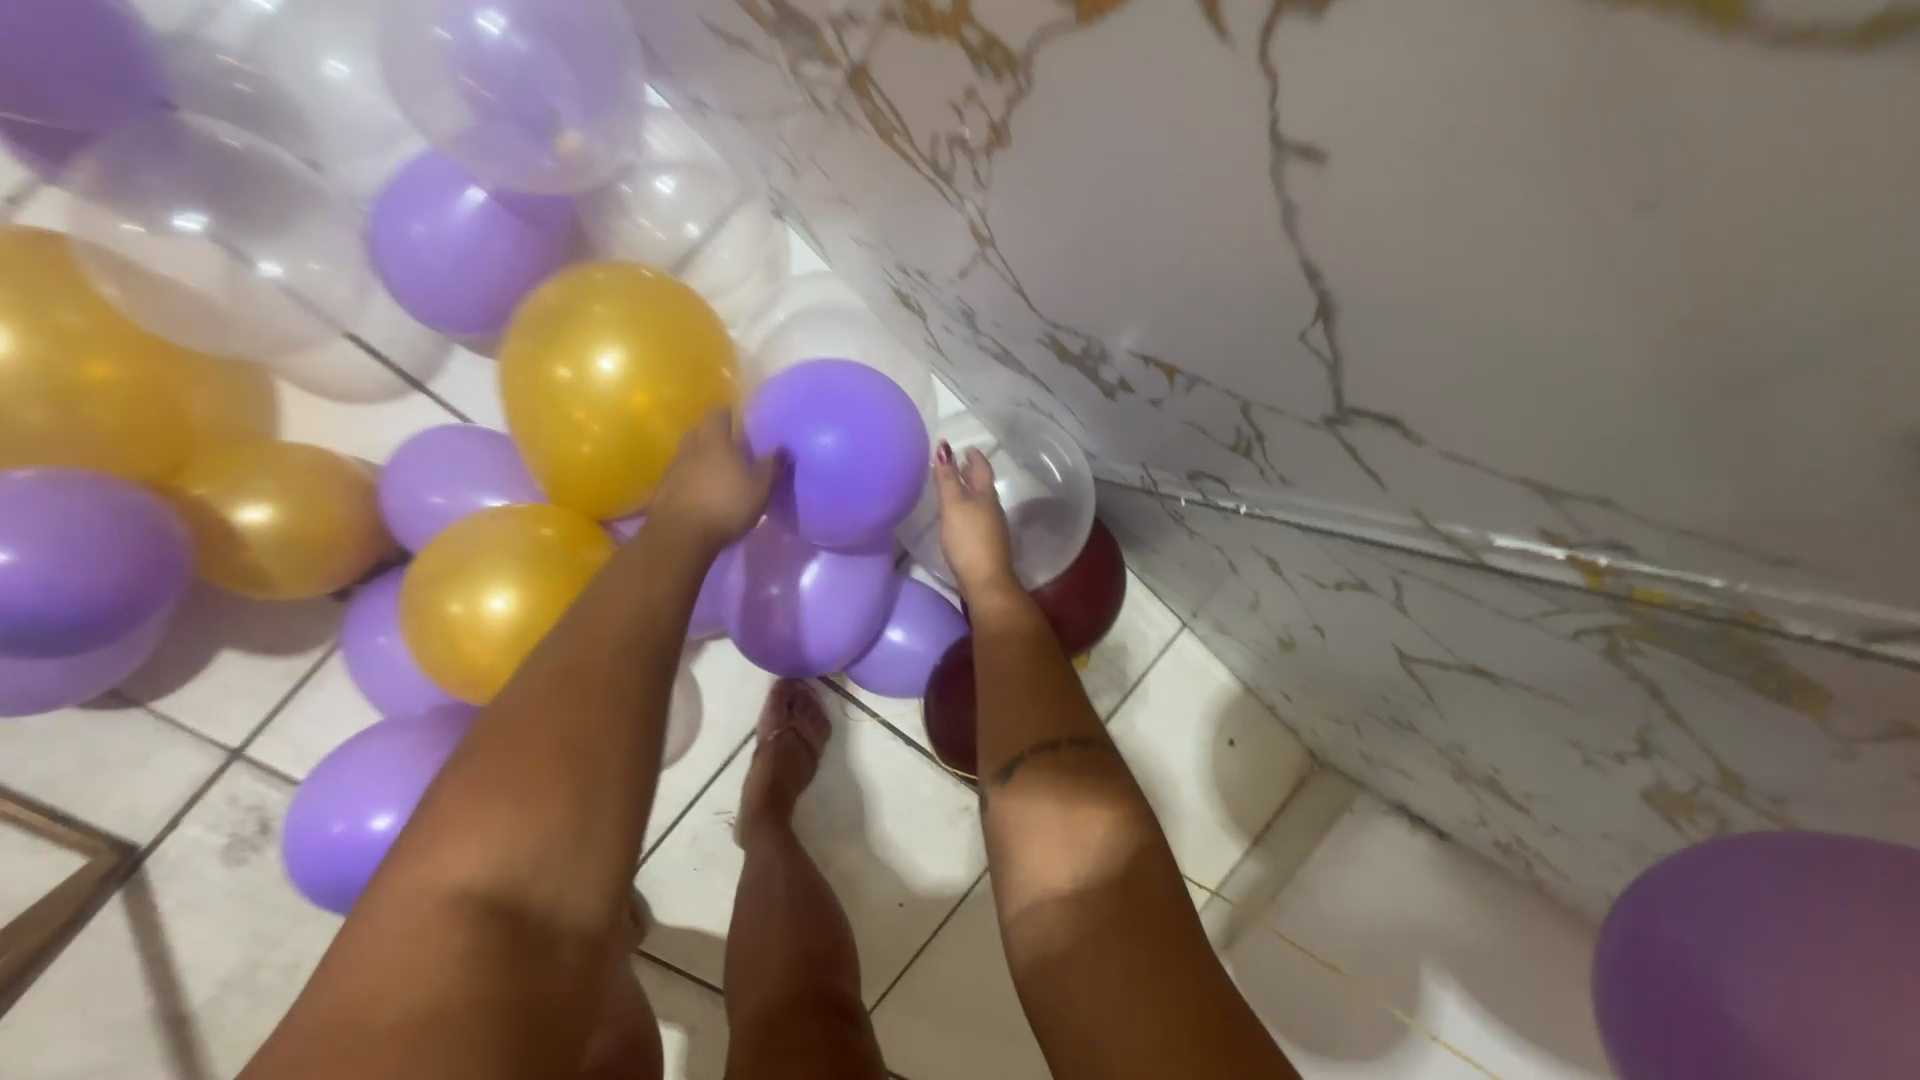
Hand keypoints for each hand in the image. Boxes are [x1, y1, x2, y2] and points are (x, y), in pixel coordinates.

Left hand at [648, 409, 782, 552]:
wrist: (680, 535)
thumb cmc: (726, 506)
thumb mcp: (760, 488)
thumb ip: (772, 466)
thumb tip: (783, 447)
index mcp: (715, 442)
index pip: (718, 415)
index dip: (727, 415)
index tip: (736, 418)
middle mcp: (691, 449)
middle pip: (697, 432)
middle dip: (710, 434)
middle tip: (725, 444)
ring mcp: (673, 470)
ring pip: (685, 453)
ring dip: (697, 457)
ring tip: (712, 470)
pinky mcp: (662, 491)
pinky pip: (677, 476)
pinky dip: (687, 479)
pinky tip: (696, 492)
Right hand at [933, 441, 1018, 599]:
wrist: (986, 580)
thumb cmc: (969, 538)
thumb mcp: (954, 505)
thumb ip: (947, 478)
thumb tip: (944, 447)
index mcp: (986, 496)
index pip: (982, 469)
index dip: (975, 457)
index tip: (967, 448)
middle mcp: (992, 509)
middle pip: (983, 485)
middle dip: (971, 473)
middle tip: (960, 464)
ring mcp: (992, 527)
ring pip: (981, 502)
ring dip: (970, 492)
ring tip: (956, 488)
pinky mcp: (987, 544)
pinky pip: (978, 518)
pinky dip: (968, 509)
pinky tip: (959, 517)